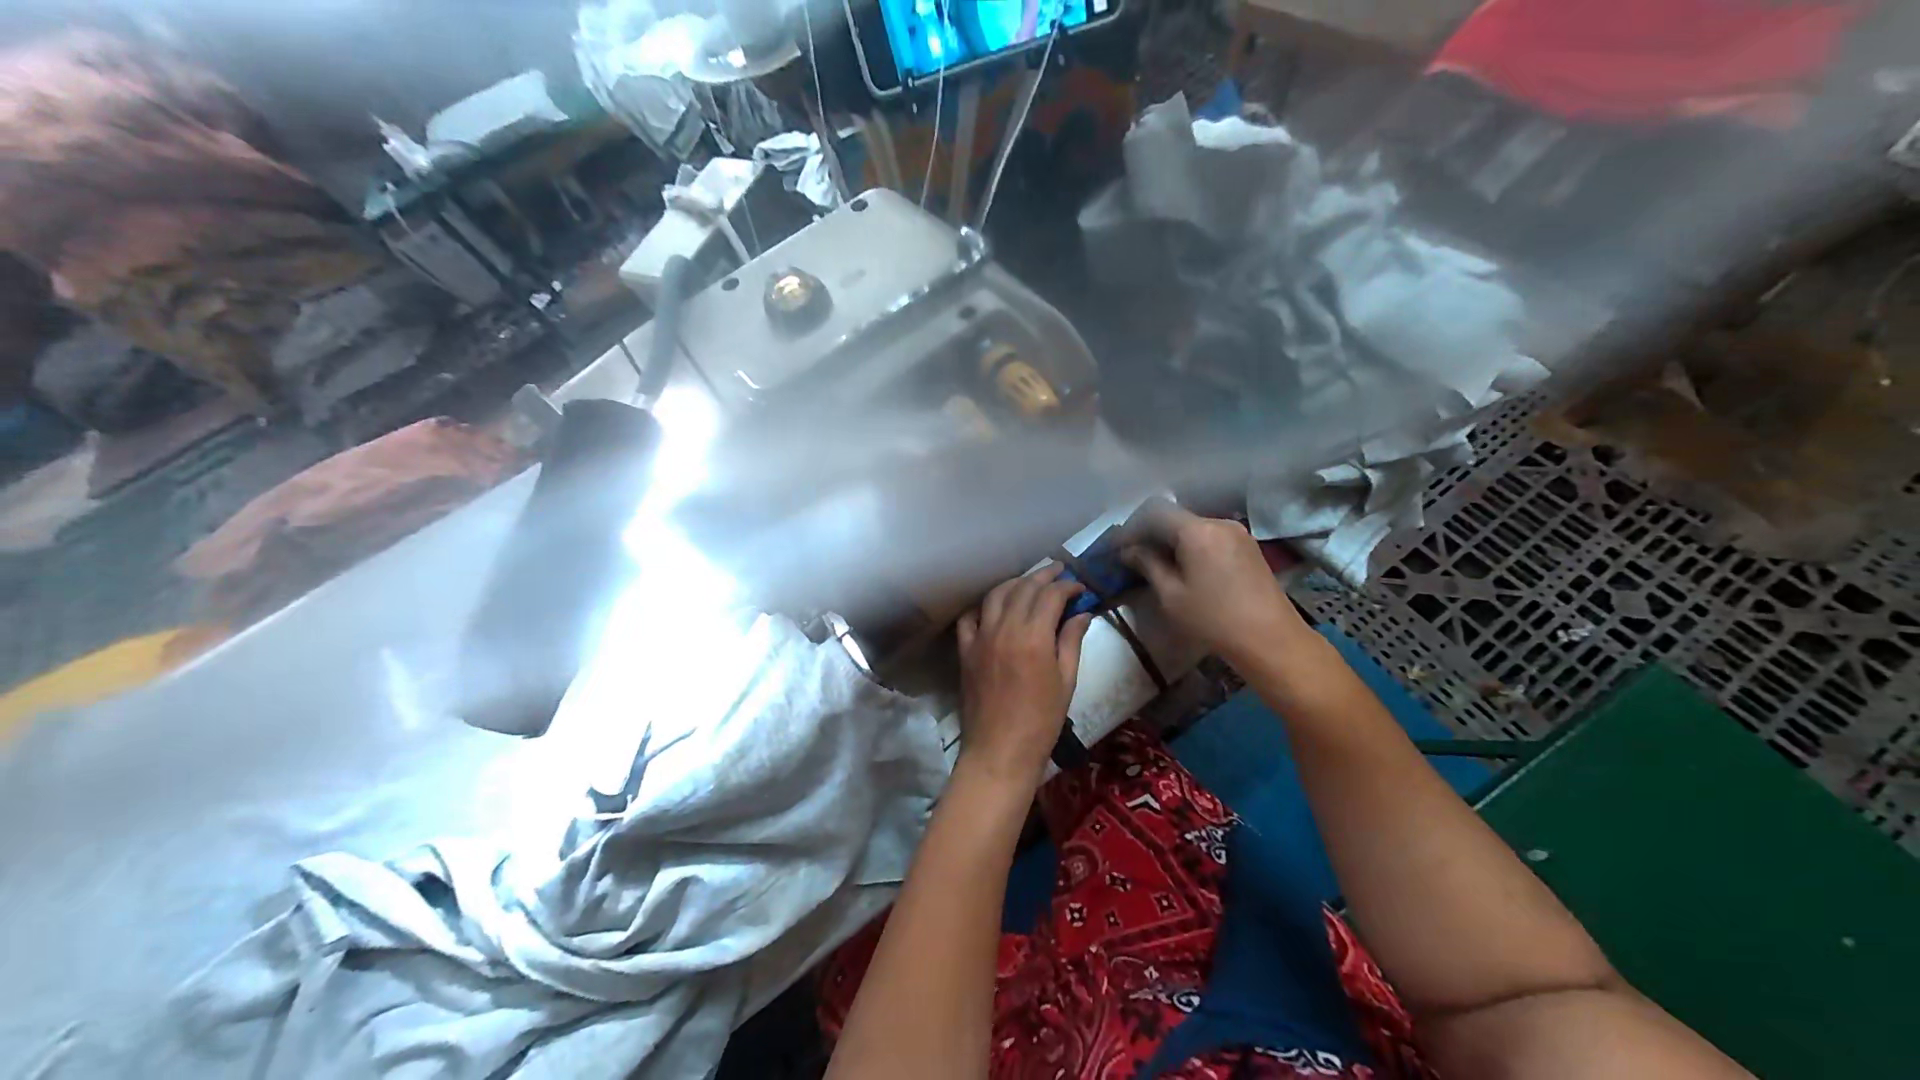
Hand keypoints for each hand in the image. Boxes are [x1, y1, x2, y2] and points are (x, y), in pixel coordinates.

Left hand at [956, 564, 1093, 787]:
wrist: (1000, 750)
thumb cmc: (1041, 720)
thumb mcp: (1066, 681)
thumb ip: (1071, 641)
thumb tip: (1082, 613)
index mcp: (1033, 636)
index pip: (1051, 596)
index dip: (1067, 586)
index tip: (1079, 587)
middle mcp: (1004, 628)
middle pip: (1023, 588)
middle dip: (1043, 576)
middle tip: (1059, 572)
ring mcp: (981, 637)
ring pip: (996, 596)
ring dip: (1014, 583)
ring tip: (1030, 582)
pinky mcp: (965, 650)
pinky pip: (970, 617)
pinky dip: (983, 606)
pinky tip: (995, 606)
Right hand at [1119, 498, 1309, 666]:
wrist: (1271, 639)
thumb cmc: (1214, 619)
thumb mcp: (1171, 595)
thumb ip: (1147, 564)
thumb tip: (1129, 550)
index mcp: (1197, 531)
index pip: (1155, 511)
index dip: (1132, 527)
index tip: (1118, 548)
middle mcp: (1219, 522)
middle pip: (1175, 517)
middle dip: (1151, 533)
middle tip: (1133, 557)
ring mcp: (1238, 533)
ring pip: (1193, 527)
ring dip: (1172, 540)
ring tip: (1158, 564)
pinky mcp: (1248, 546)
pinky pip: (1210, 537)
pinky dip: (1192, 546)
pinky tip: (1185, 568)